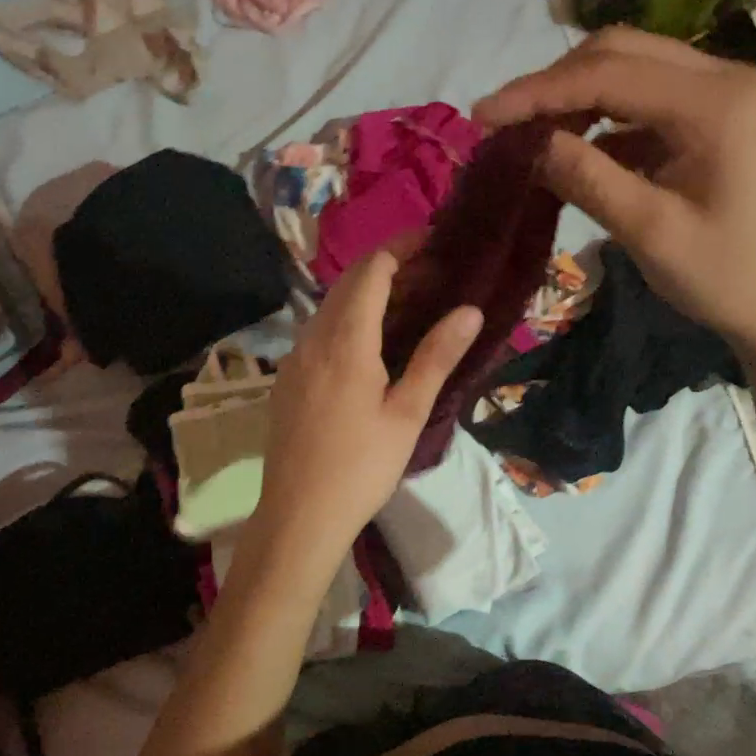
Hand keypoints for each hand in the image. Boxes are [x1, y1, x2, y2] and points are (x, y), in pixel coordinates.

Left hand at [255, 247, 481, 554]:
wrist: (300, 515)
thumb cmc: (362, 467)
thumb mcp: (407, 414)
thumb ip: (435, 357)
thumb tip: (469, 309)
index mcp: (345, 342)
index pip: (371, 270)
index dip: (401, 247)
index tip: (433, 241)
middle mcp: (312, 340)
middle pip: (346, 283)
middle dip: (386, 266)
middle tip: (428, 272)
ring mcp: (293, 360)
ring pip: (329, 308)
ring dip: (364, 294)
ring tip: (405, 305)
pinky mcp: (286, 382)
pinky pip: (317, 334)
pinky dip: (345, 322)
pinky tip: (368, 346)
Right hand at [474, 27, 755, 352]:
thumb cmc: (720, 276)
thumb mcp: (649, 232)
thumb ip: (588, 179)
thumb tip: (529, 145)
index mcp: (715, 101)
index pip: (609, 74)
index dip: (539, 92)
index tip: (483, 116)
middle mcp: (720, 78)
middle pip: (618, 54)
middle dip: (553, 84)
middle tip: (499, 123)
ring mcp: (716, 95)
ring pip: (626, 71)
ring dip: (572, 98)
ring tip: (524, 136)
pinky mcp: (706, 118)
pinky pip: (639, 101)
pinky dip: (597, 120)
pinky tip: (565, 149)